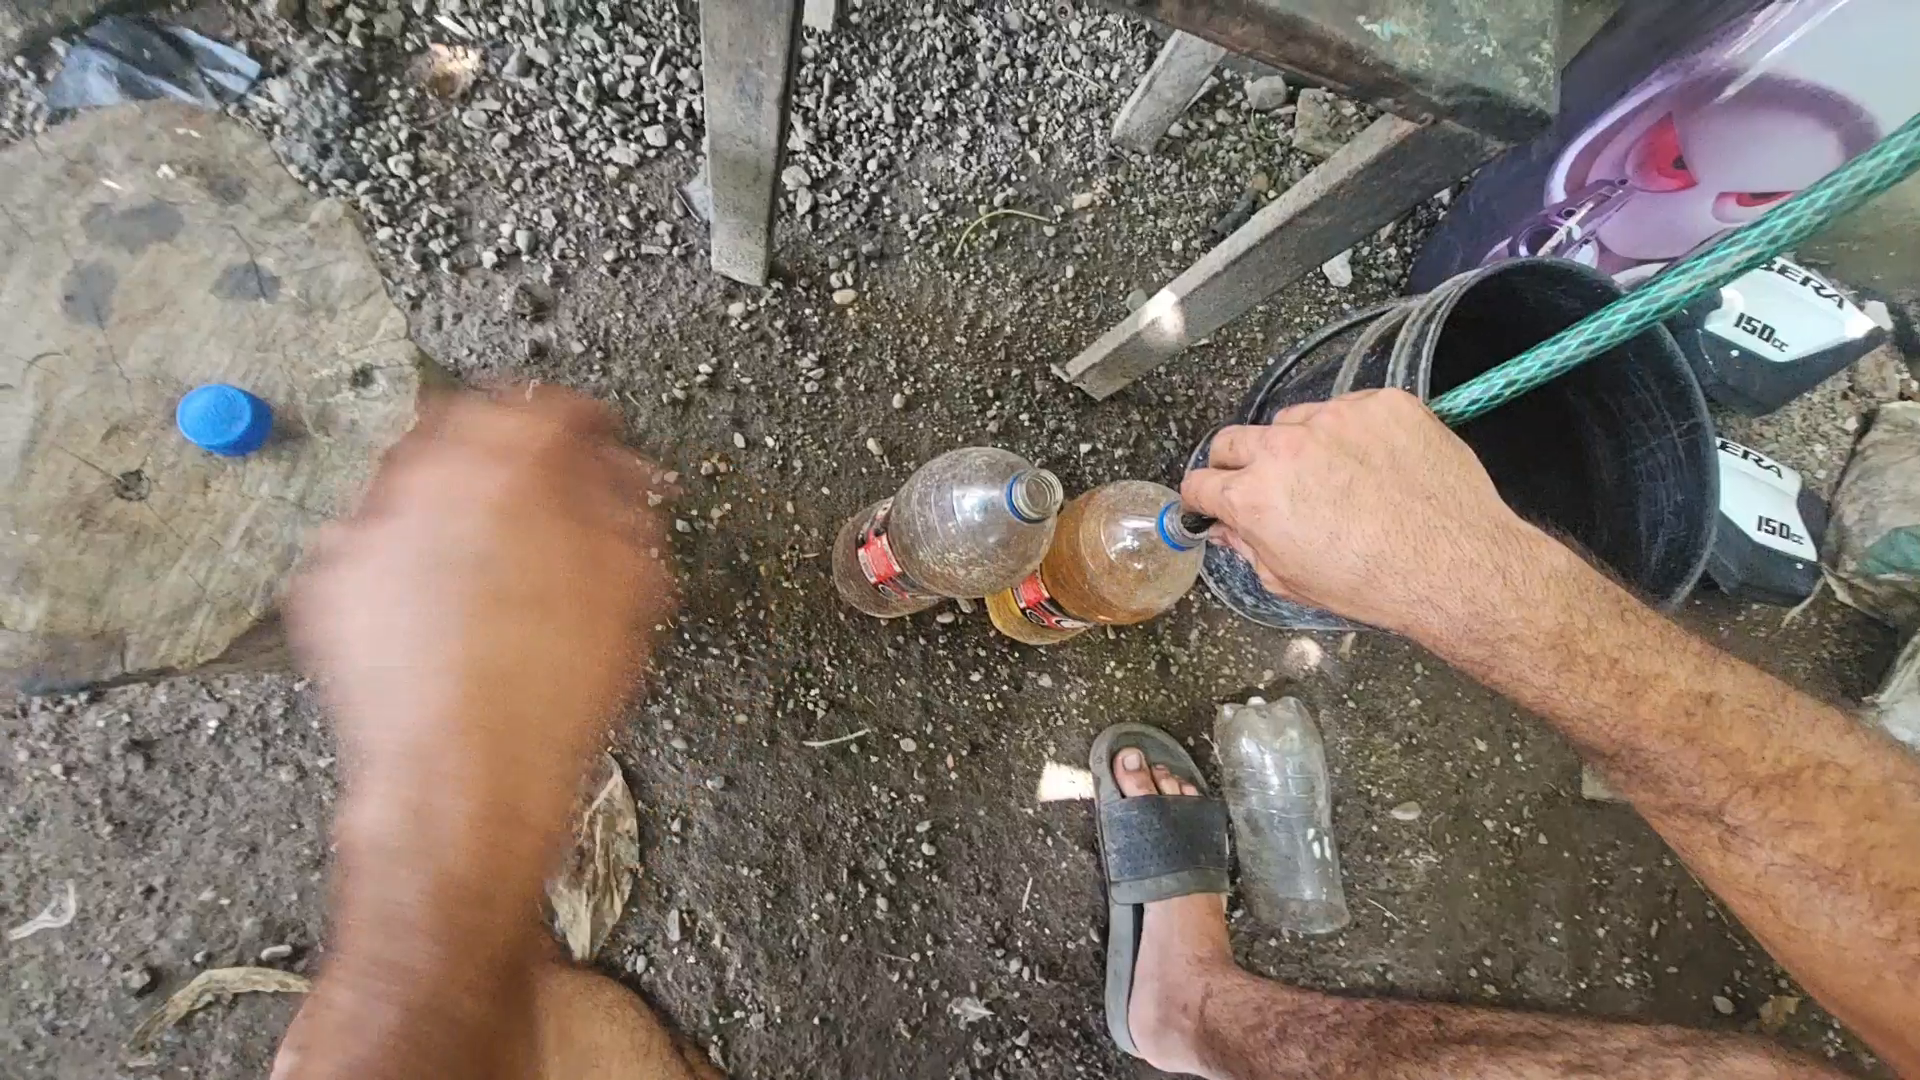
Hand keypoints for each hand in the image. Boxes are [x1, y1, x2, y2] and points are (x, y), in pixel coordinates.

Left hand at [290, 385, 675, 856]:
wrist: (469, 771)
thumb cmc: (559, 686)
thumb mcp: (633, 586)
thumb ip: (627, 510)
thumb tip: (624, 476)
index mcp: (515, 476)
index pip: (550, 407)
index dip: (586, 418)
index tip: (601, 433)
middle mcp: (431, 483)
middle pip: (473, 421)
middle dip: (521, 441)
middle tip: (556, 472)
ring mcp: (371, 527)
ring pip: (423, 469)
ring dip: (472, 485)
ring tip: (511, 531)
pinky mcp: (333, 578)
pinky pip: (385, 528)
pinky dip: (426, 533)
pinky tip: (460, 578)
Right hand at [1180, 389, 1540, 637]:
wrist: (1455, 566)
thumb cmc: (1371, 583)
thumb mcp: (1288, 579)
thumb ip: (1246, 546)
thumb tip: (1227, 527)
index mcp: (1253, 497)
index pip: (1199, 483)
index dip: (1202, 499)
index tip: (1211, 502)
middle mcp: (1284, 449)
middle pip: (1230, 440)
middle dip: (1234, 464)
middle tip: (1260, 484)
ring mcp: (1333, 419)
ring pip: (1288, 421)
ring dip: (1294, 445)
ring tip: (1329, 475)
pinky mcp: (1379, 404)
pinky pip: (1344, 408)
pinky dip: (1346, 432)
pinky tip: (1369, 462)